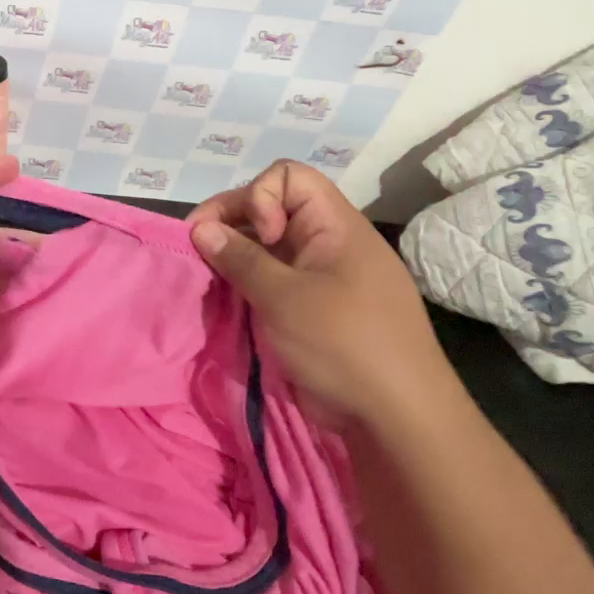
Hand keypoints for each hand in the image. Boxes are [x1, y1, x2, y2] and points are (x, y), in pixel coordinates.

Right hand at [187, 160, 453, 424]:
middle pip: (271, 208)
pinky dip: (244, 283)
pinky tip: (225, 299)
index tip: (252, 237)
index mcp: (335, 227)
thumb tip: (201, 228)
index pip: (288, 177)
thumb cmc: (344, 345)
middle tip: (198, 249)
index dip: (258, 197)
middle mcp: (327, 244)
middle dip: (231, 222)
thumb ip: (239, 259)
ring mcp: (319, 277)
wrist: (396, 416)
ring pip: (265, 247)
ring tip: (207, 277)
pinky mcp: (310, 308)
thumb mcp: (284, 298)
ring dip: (233, 256)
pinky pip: (271, 279)